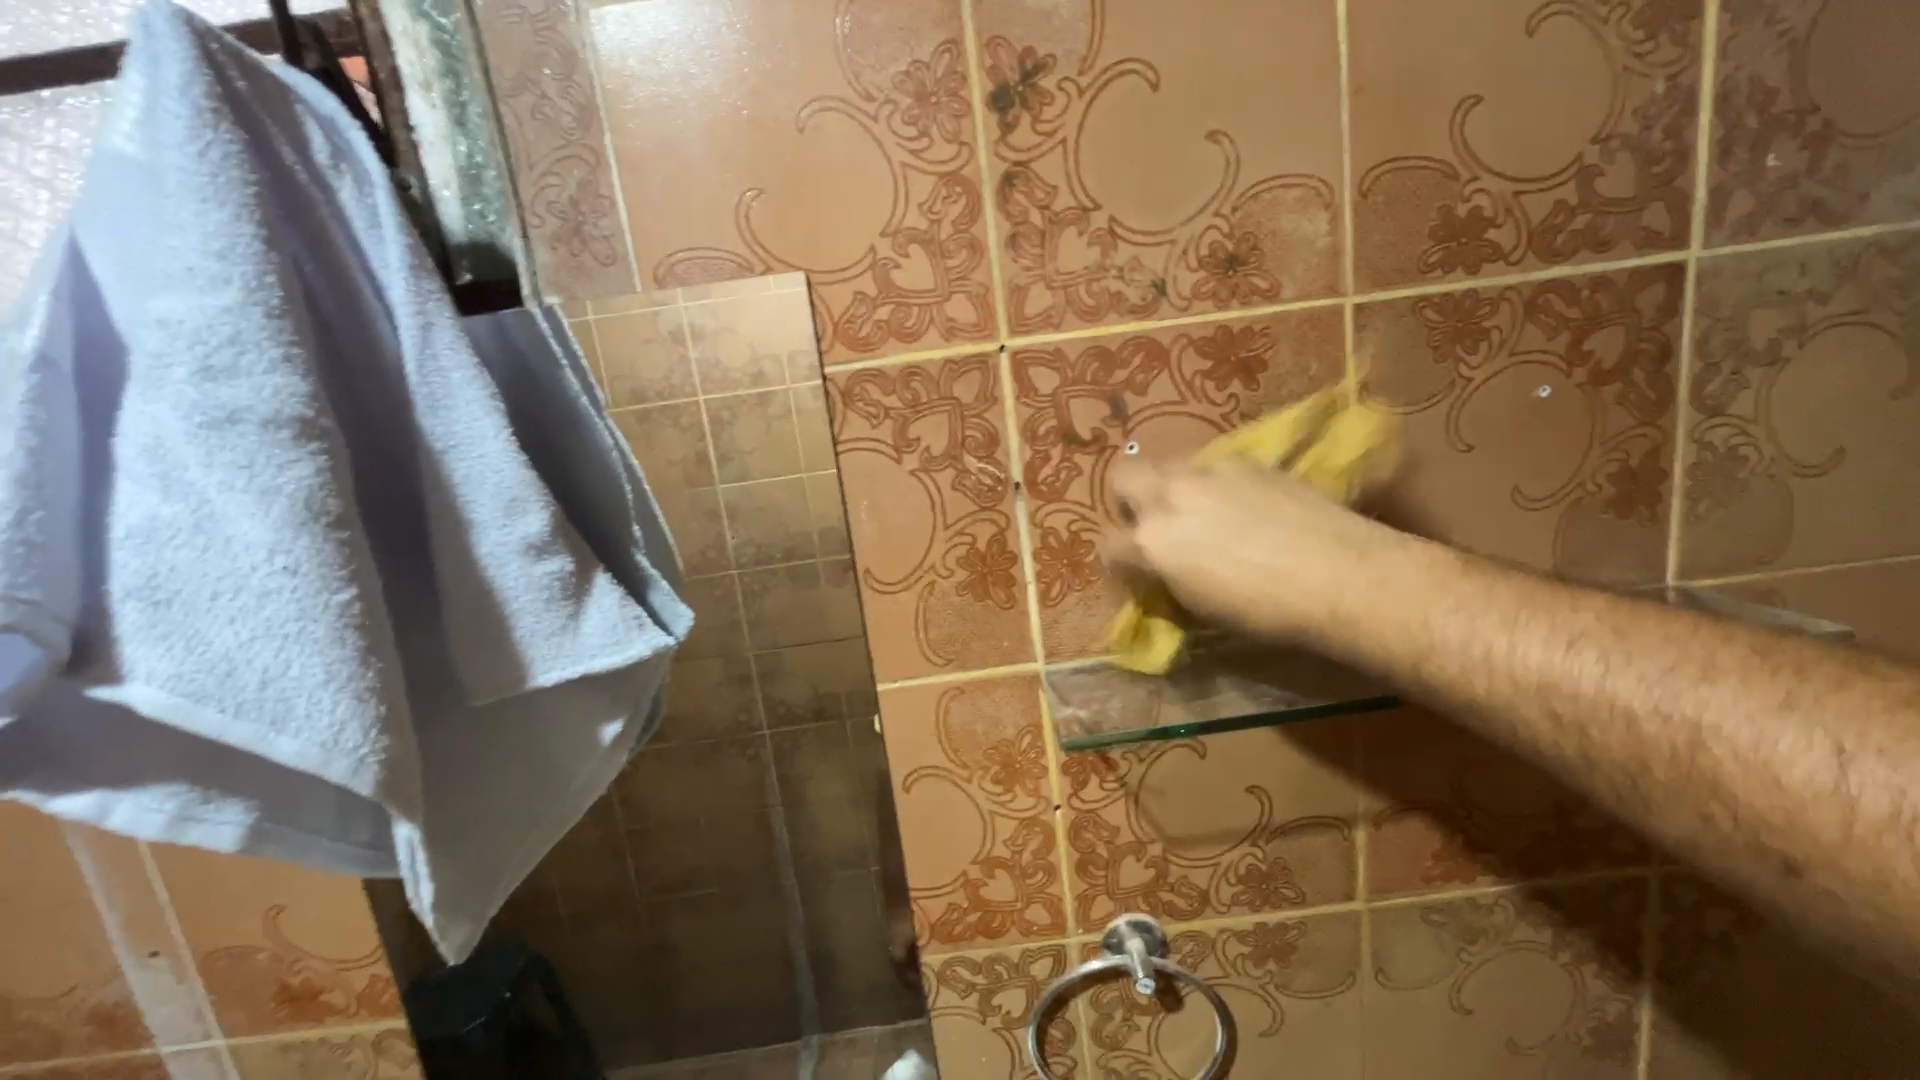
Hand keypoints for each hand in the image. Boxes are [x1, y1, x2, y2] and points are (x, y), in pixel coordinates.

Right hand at [1101, 460, 1410, 643]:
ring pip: (1168, 464)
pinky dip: (1213, 484)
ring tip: (1200, 513)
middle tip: (1153, 525)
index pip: (1108, 544)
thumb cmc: (1264, 611)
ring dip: (1172, 487)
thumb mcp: (1199, 608)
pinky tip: (1243, 507)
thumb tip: (1161, 573)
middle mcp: (1171, 496)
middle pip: (1121, 475)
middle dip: (1126, 498)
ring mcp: (1209, 472)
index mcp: (1152, 542)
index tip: (1136, 572)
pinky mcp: (1247, 461)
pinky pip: (1212, 466)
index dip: (1118, 561)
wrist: (1339, 575)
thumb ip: (1167, 580)